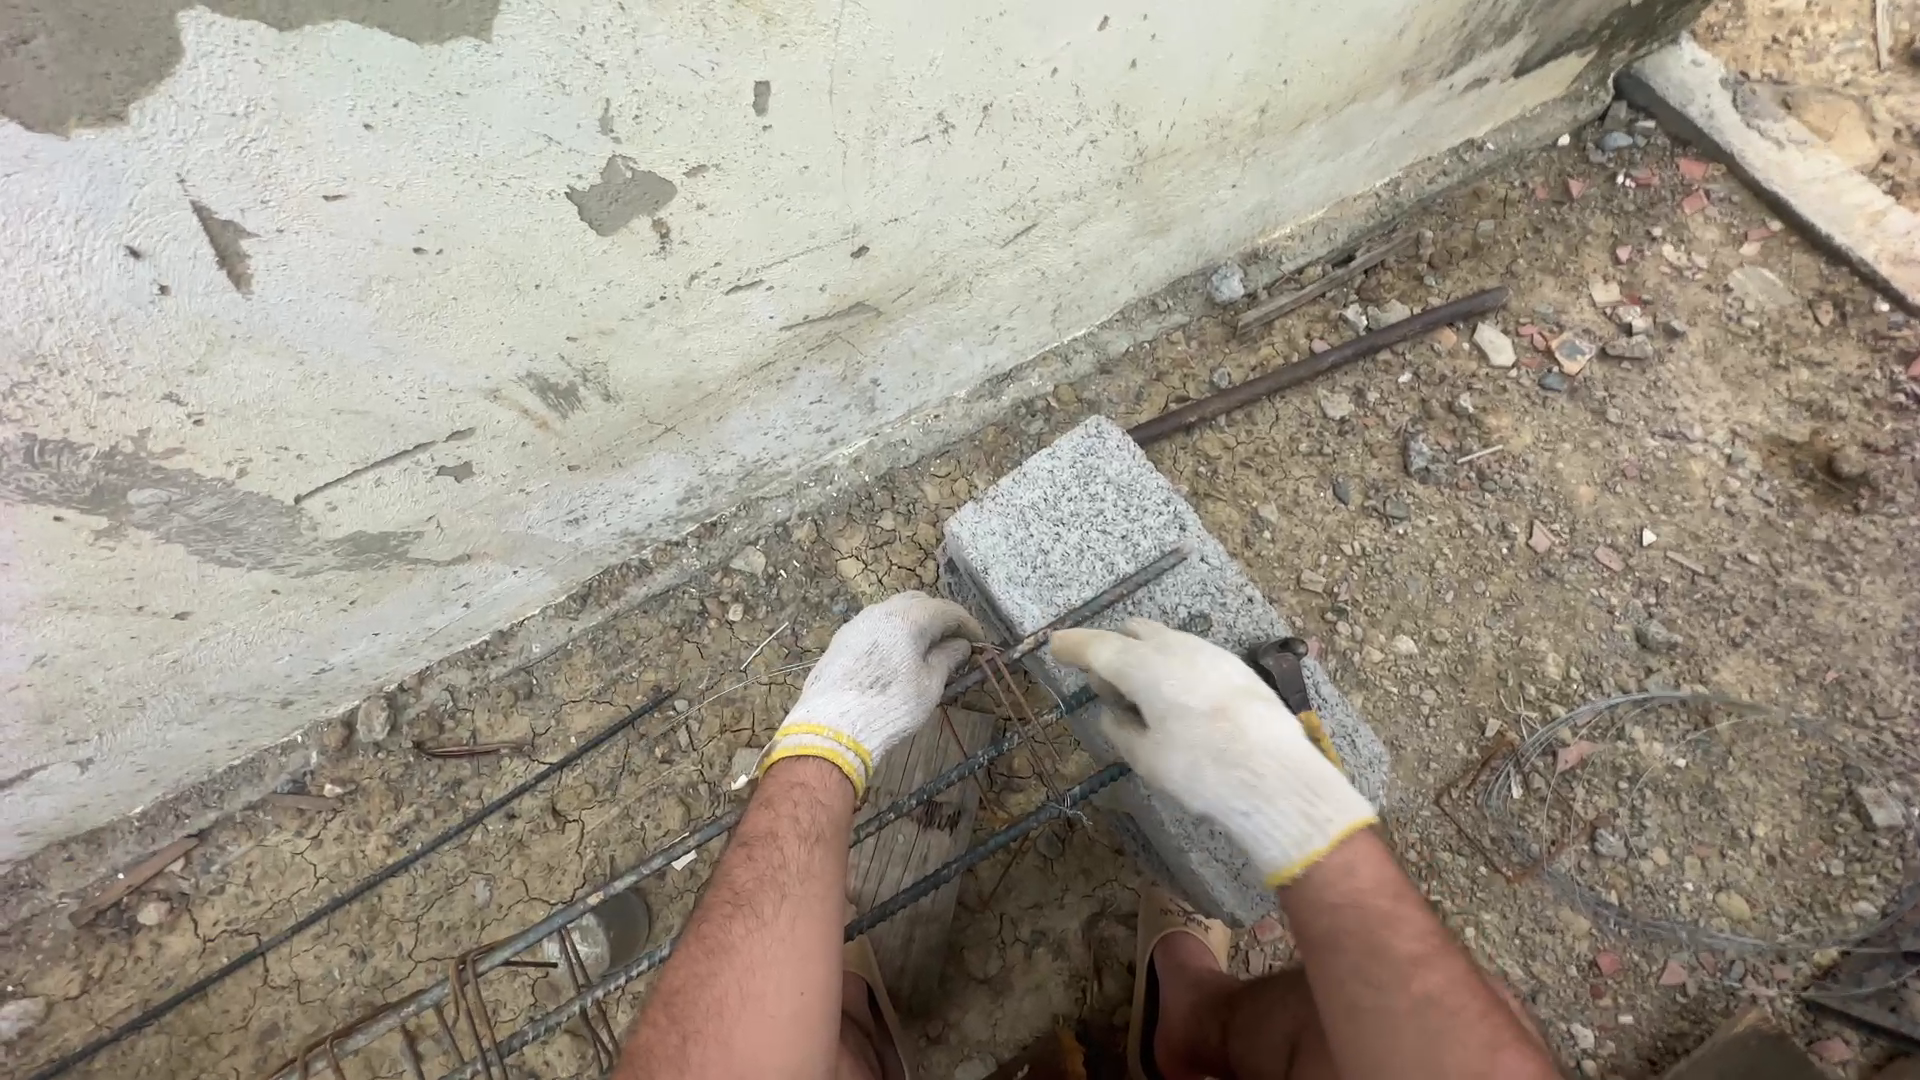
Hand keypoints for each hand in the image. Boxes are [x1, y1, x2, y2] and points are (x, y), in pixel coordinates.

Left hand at [759, 592, 983, 799]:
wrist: (832, 728)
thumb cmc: (890, 706)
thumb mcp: (929, 685)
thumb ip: (947, 658)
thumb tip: (960, 645)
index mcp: (907, 618)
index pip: (946, 610)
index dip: (967, 625)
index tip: (979, 642)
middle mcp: (880, 612)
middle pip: (918, 603)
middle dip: (940, 618)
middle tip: (954, 642)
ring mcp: (857, 624)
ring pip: (893, 612)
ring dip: (914, 624)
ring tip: (926, 650)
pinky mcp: (841, 641)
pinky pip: (874, 627)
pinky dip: (893, 635)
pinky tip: (896, 658)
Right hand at [1049, 618, 1375, 885]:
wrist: (1278, 781)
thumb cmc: (1201, 771)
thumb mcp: (1147, 758)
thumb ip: (1121, 729)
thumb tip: (1113, 713)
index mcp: (1144, 666)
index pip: (1097, 646)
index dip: (1072, 645)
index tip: (1055, 645)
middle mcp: (1175, 648)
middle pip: (1131, 634)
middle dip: (1112, 651)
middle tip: (1107, 688)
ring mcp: (1209, 652)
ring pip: (1164, 640)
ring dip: (1145, 658)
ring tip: (1146, 699)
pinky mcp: (1235, 666)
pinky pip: (1190, 654)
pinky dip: (1172, 666)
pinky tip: (1181, 701)